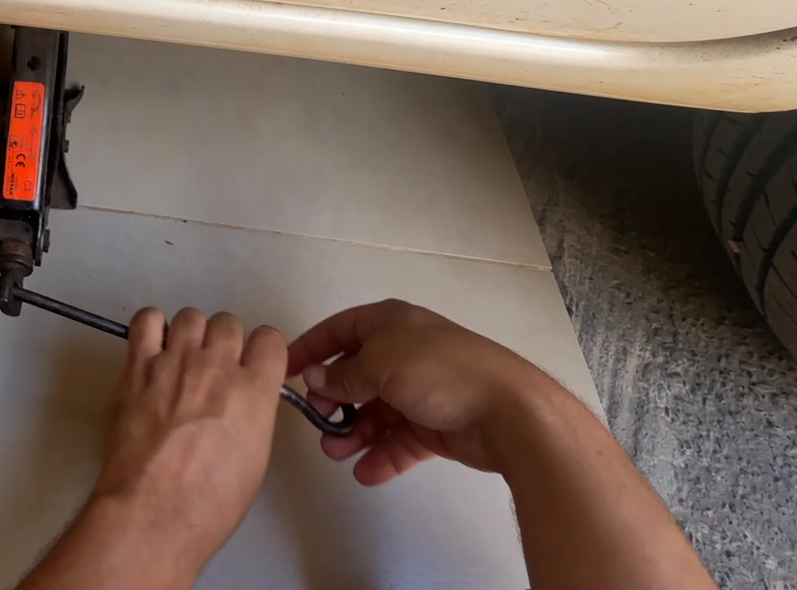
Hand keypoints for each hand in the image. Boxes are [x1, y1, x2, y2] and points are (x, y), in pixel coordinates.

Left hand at [96, 308, 286, 573]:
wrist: (153, 509)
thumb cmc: (209, 501)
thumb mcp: (254, 457)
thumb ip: (253, 411)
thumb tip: (244, 395)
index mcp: (254, 392)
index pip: (270, 339)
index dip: (261, 350)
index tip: (252, 361)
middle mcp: (217, 366)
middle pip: (228, 322)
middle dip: (224, 341)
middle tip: (212, 367)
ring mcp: (175, 360)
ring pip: (190, 316)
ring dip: (189, 333)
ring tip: (181, 358)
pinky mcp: (138, 363)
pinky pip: (146, 319)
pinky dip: (151, 326)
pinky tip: (152, 346)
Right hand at [286, 299, 568, 484]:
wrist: (511, 411)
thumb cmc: (436, 370)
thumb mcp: (379, 364)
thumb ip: (342, 374)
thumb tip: (313, 377)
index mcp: (388, 323)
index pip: (337, 330)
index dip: (309, 348)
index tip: (285, 371)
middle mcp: (402, 351)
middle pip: (355, 374)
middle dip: (334, 399)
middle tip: (319, 420)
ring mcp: (421, 389)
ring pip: (375, 410)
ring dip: (354, 431)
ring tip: (336, 452)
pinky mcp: (438, 425)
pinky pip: (400, 439)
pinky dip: (382, 454)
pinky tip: (365, 472)